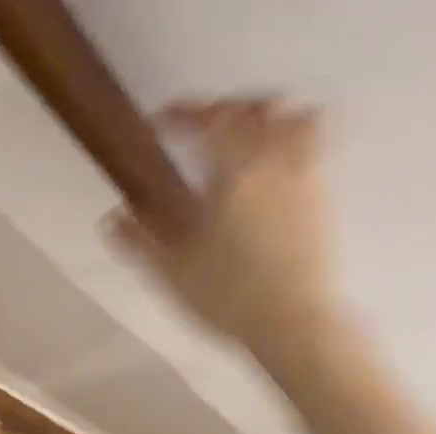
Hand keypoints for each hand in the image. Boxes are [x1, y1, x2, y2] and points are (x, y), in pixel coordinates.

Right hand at [110, 98, 334, 347]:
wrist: (293, 322)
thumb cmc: (226, 297)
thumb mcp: (170, 273)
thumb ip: (139, 240)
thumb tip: (112, 218)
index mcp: (234, 175)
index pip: (210, 121)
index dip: (183, 114)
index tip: (158, 122)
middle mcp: (275, 164)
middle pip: (256, 109)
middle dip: (225, 109)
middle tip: (200, 128)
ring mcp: (306, 178)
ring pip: (296, 119)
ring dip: (268, 117)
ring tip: (245, 136)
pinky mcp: (323, 198)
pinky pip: (312, 148)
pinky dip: (290, 141)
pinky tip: (270, 169)